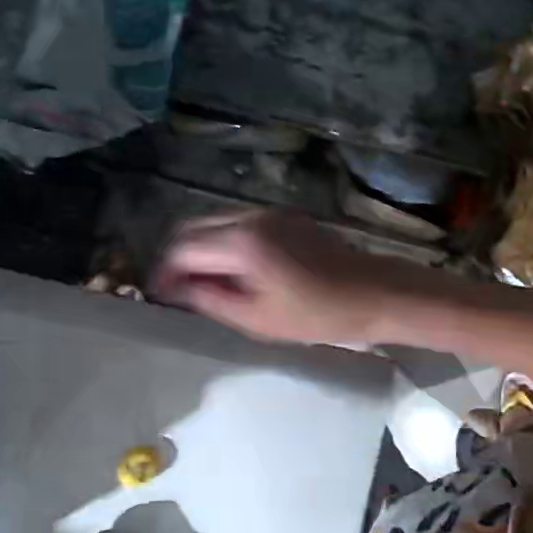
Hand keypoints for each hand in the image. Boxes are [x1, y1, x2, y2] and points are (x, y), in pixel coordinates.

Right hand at [153, 210, 420, 344]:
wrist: (373, 292)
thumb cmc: (318, 314)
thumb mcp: (257, 319)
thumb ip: (210, 300)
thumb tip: (178, 290)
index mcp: (242, 242)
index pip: (182, 249)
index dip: (164, 272)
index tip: (159, 296)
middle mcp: (250, 217)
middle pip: (193, 228)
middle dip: (177, 257)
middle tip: (176, 290)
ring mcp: (269, 213)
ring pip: (215, 223)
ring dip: (201, 248)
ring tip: (203, 283)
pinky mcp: (285, 217)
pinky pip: (240, 224)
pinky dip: (224, 242)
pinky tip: (232, 270)